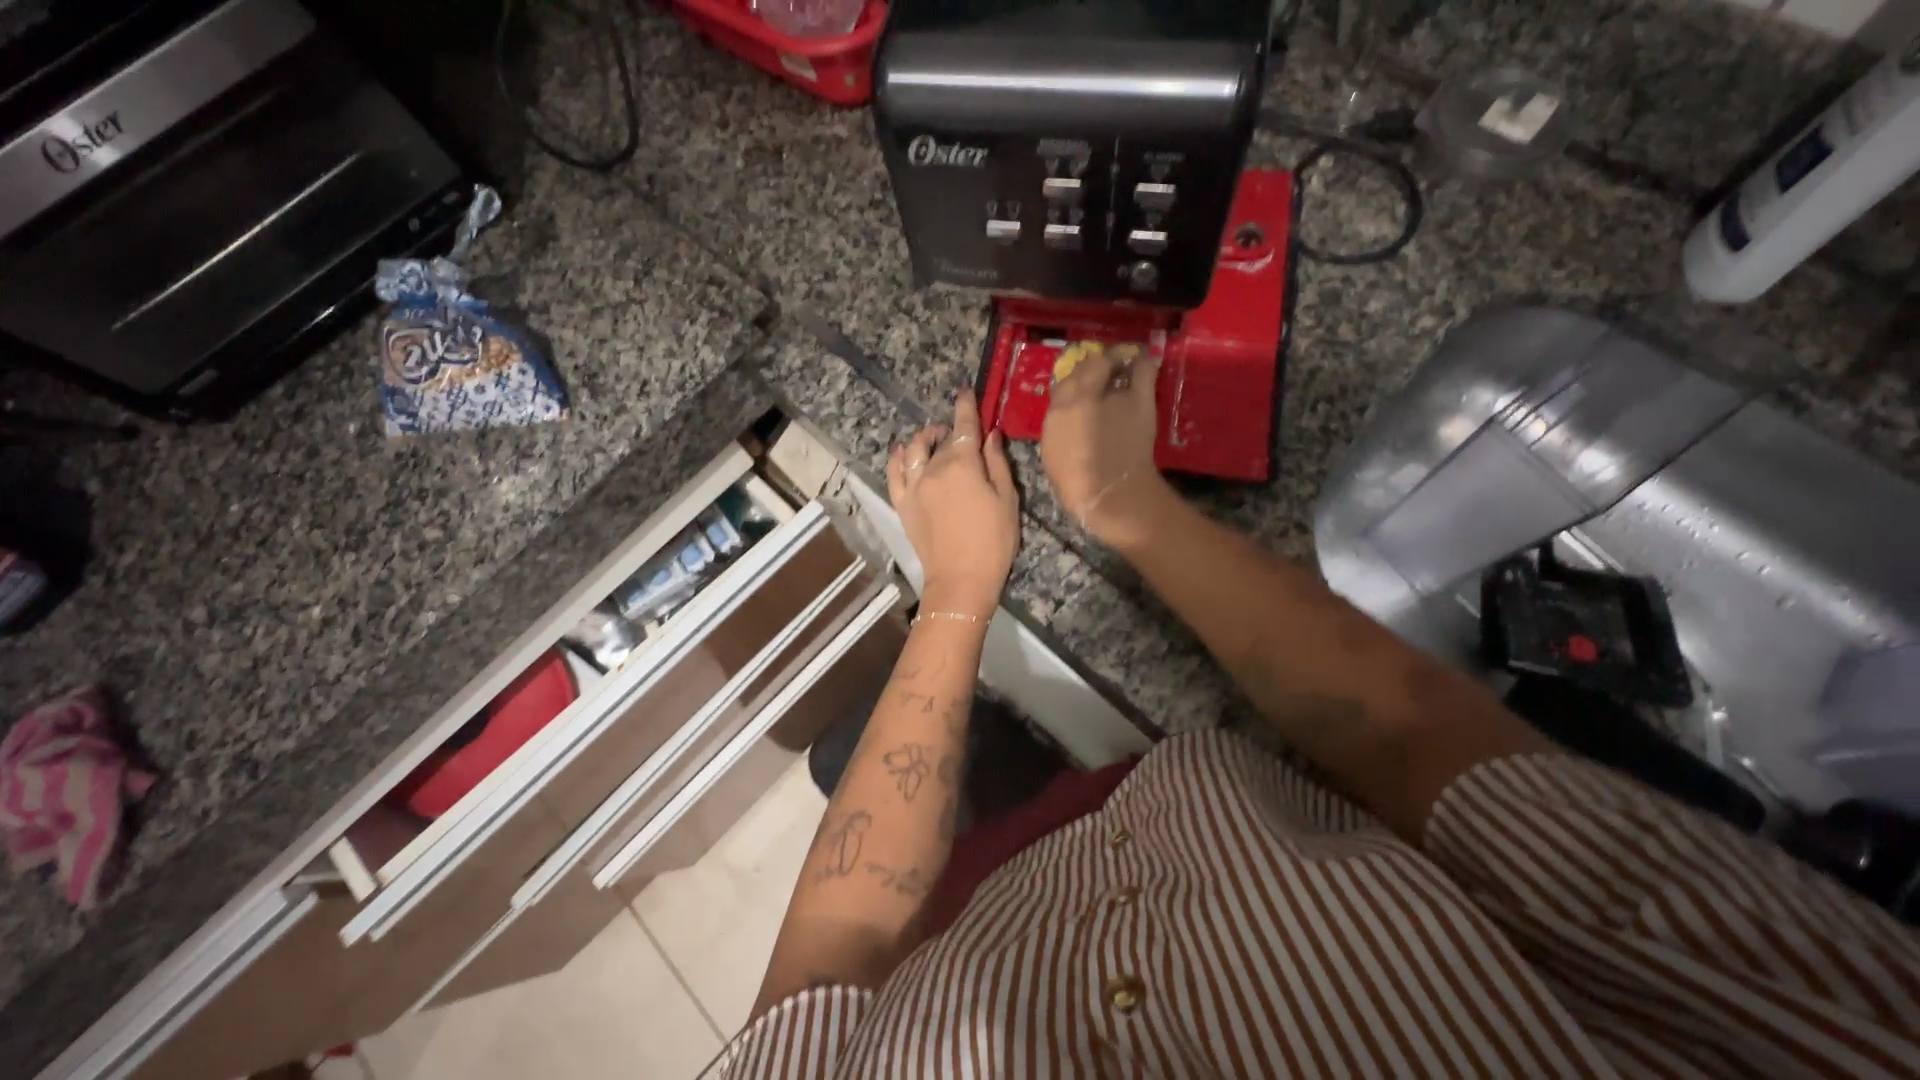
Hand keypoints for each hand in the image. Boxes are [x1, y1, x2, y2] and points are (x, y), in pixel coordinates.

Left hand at [887, 390, 1019, 618]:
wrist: (961, 580)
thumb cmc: (994, 542)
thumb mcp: (1007, 500)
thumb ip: (997, 463)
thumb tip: (989, 435)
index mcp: (963, 464)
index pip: (964, 426)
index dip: (966, 407)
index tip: (965, 392)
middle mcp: (933, 468)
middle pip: (940, 439)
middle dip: (948, 428)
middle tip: (958, 430)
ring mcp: (914, 486)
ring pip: (913, 450)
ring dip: (924, 438)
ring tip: (932, 437)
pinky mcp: (902, 504)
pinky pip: (894, 473)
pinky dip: (897, 457)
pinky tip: (902, 451)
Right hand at [1040, 343, 1171, 547]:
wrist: (1111, 495)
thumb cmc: (1078, 485)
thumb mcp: (1056, 455)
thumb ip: (1061, 428)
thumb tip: (1069, 415)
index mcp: (1056, 412)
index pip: (1062, 384)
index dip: (1072, 384)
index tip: (1079, 389)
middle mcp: (1077, 396)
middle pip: (1083, 369)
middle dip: (1090, 368)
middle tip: (1100, 374)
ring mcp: (1108, 393)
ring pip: (1108, 364)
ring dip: (1113, 365)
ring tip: (1119, 370)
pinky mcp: (1138, 398)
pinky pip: (1141, 369)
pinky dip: (1142, 363)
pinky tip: (1142, 361)